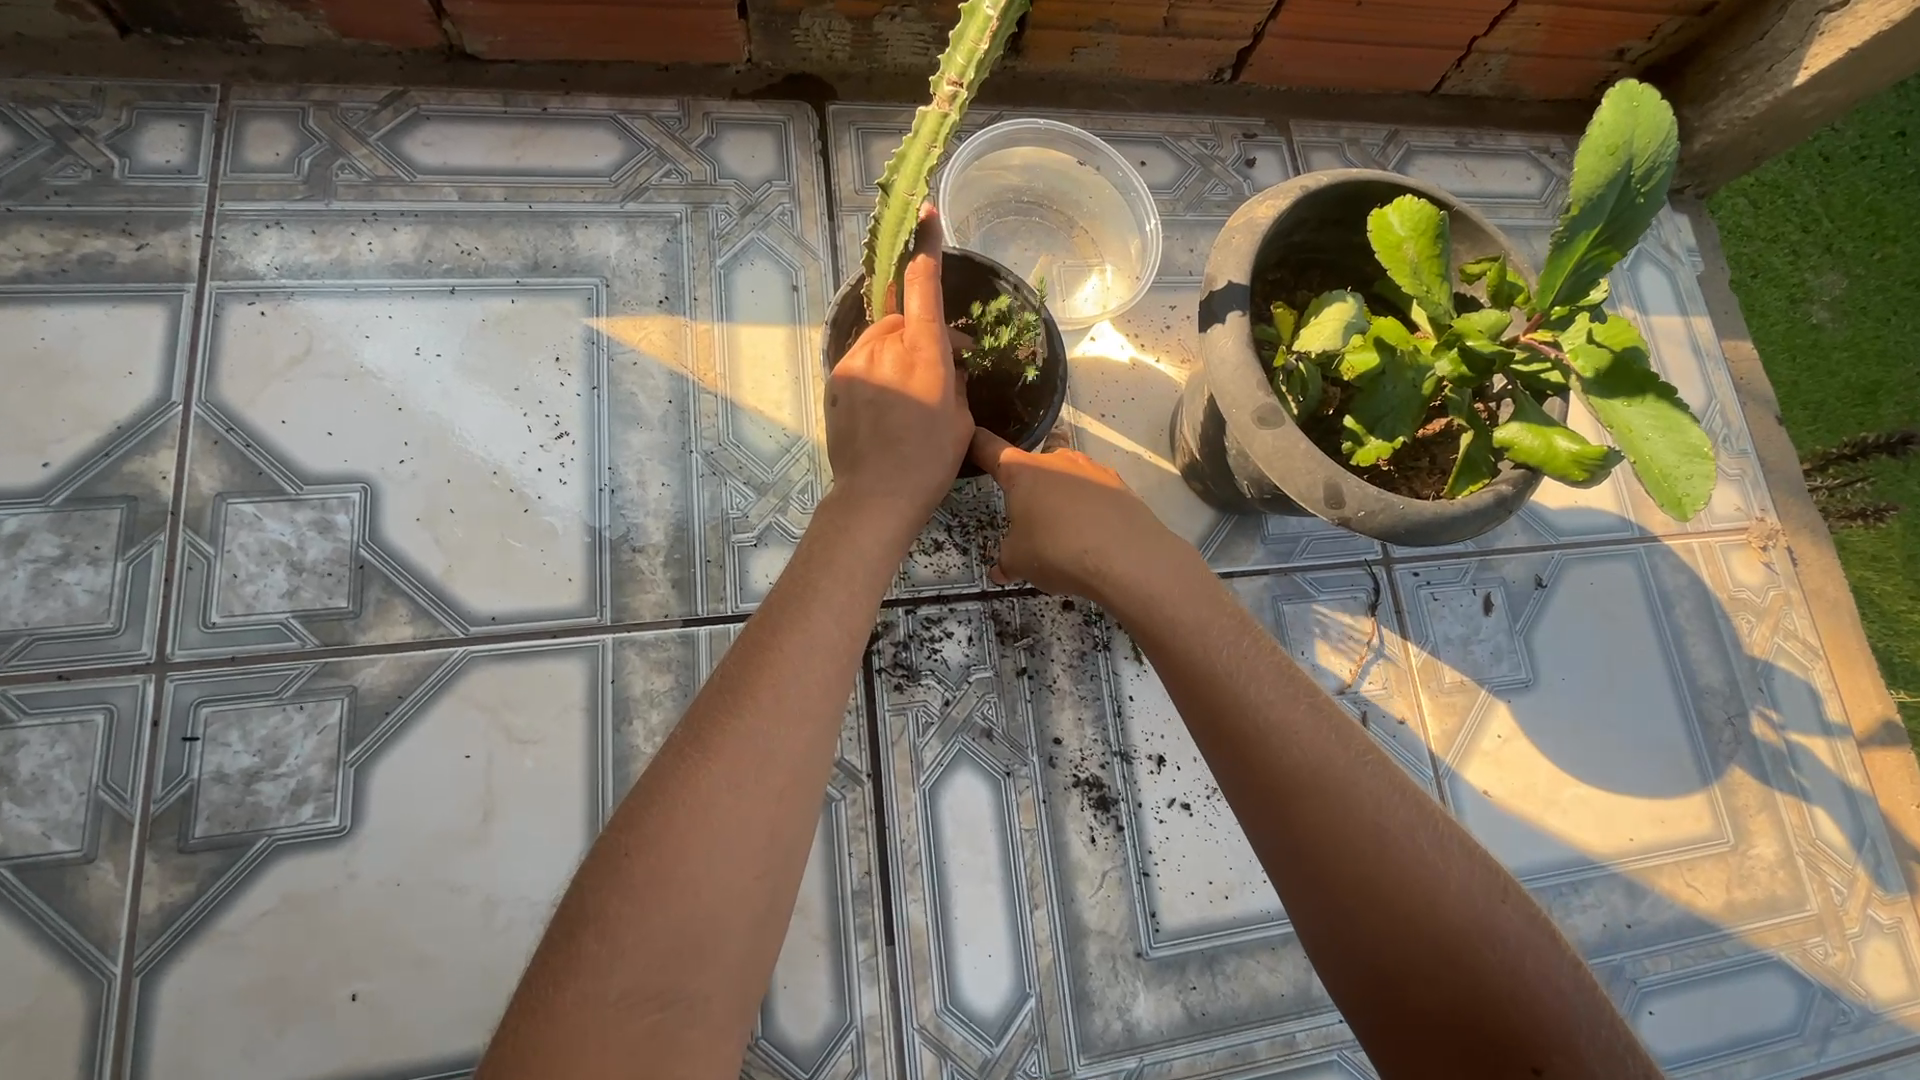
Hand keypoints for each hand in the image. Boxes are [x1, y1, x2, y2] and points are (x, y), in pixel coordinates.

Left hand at [825, 204, 972, 535]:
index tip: (925, 214)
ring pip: (878, 338)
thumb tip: (949, 362)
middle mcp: (885, 346)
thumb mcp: (960, 419)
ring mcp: (855, 362)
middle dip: (918, 331)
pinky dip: (876, 370)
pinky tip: (884, 405)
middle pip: (900, 318)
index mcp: (924, 352)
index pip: (923, 286)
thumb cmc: (929, 461)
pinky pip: (861, 361)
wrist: (875, 496)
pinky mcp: (835, 380)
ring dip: (895, 352)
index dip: (926, 247)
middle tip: (937, 367)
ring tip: (907, 393)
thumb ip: (953, 379)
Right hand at [969, 427, 1191, 601]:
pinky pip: (1093, 492)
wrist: (1125, 558)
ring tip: (1063, 531)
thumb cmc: (1056, 551)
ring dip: (1060, 496)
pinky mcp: (1119, 485)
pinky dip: (1088, 508)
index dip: (975, 445)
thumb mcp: (1018, 561)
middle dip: (1028, 486)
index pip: (989, 448)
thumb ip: (1006, 560)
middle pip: (1033, 464)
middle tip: (1027, 518)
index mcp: (1022, 471)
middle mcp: (1055, 460)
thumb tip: (1000, 570)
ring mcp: (1091, 469)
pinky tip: (1091, 534)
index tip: (969, 440)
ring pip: (1066, 476)